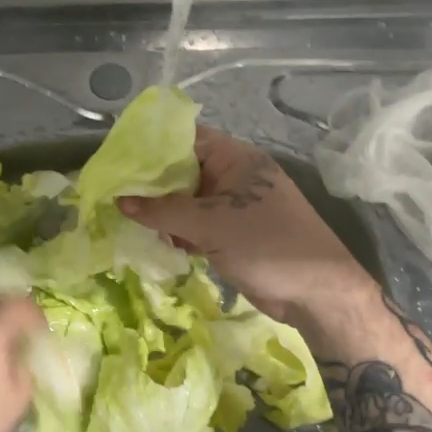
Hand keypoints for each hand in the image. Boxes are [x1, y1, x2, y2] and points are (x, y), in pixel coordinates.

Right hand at [120, 126, 374, 321]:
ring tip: (128, 220)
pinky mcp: (234, 234)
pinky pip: (197, 225)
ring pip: (188, 201)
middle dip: (152, 184)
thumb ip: (163, 212)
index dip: (152, 146)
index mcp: (236, 159)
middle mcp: (235, 177)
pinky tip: (156, 242)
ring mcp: (236, 206)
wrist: (316, 293)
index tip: (118, 159)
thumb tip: (120, 201)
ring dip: (163, 212)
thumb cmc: (267, 245)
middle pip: (184, 170)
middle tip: (114, 193)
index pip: (187, 139)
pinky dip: (178, 232)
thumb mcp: (210, 224)